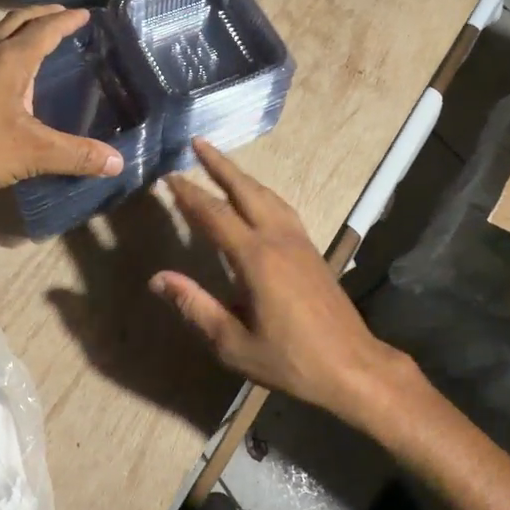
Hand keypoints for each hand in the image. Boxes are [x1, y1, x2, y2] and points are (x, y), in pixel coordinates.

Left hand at [0, 7, 123, 219]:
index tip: (84, 13)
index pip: (44, 29)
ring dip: (11, 27)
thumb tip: (118, 163)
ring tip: (24, 35)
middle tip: (59, 14)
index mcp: (8, 60)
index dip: (66, 20)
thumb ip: (76, 155)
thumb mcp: (31, 154)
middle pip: (15, 20)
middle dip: (40, 14)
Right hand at [149, 140, 412, 426]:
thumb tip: (157, 279)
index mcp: (256, 258)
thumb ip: (195, 306)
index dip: (190, 194)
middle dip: (219, 165)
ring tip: (221, 162)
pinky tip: (256, 196)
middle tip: (197, 142)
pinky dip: (261, 192)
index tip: (169, 176)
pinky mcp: (311, 249)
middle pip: (245, 189)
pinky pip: (281, 207)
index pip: (214, 215)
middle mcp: (278, 238)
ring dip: (241, 175)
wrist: (352, 367)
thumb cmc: (290, 360)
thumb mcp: (233, 344)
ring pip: (266, 194)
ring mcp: (299, 240)